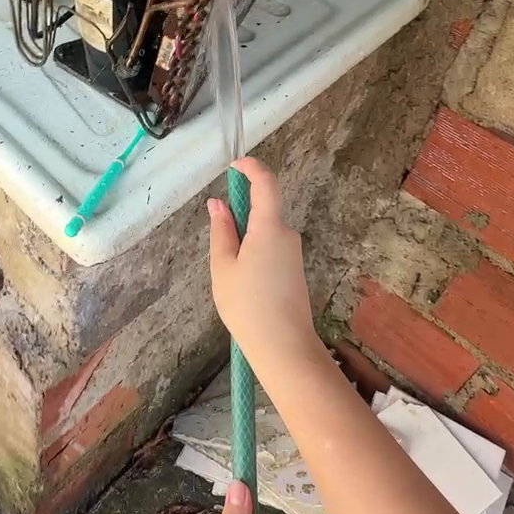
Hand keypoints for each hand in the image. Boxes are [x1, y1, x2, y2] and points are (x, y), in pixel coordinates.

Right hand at [208, 158, 320, 375]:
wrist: (284, 346)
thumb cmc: (247, 305)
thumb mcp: (223, 266)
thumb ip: (221, 230)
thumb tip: (218, 204)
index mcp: (269, 227)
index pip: (266, 182)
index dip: (251, 167)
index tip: (234, 166)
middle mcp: (287, 233)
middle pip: (264, 209)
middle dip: (240, 216)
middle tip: (220, 247)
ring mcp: (293, 252)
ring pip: (266, 231)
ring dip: (246, 239)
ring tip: (230, 276)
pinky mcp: (294, 269)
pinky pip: (272, 247)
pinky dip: (255, 252)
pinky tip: (245, 285)